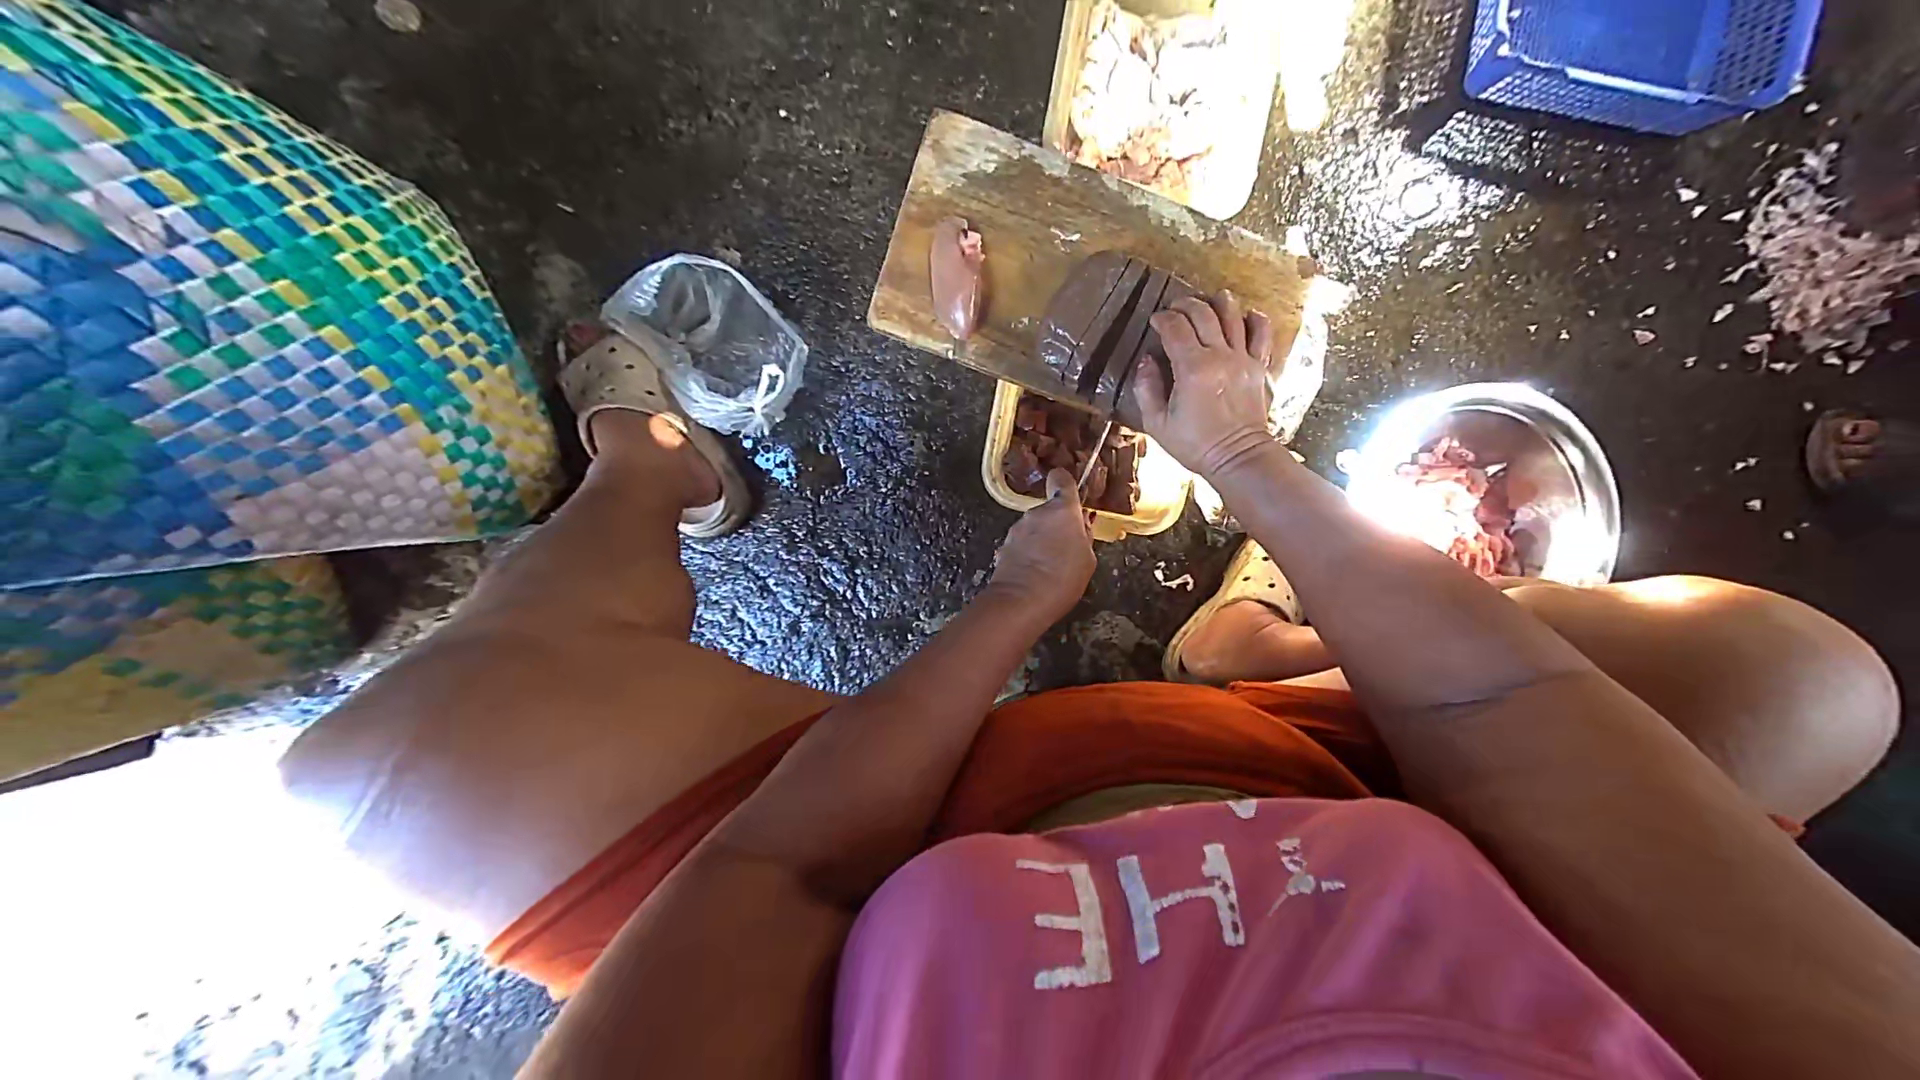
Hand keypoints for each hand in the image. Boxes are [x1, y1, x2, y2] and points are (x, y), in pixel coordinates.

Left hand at [990, 468, 1095, 618]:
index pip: (1061, 479)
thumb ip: (1084, 536)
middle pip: (1049, 510)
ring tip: (1052, 566)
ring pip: (1035, 527)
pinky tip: (1036, 572)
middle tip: (1068, 548)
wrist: (1021, 601)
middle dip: (1058, 524)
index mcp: (1062, 510)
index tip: (1072, 495)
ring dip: (1042, 540)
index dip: (1066, 483)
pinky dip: (1029, 552)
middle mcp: (1036, 513)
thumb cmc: (1062, 579)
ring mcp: (1017, 529)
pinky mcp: (1004, 545)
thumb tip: (1081, 526)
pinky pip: (1022, 543)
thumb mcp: (1088, 559)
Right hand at [1131, 290, 1278, 477]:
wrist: (1237, 458)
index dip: (1162, 319)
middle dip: (1185, 305)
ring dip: (1219, 303)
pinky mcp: (1259, 367)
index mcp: (1192, 369)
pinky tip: (1246, 315)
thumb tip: (1146, 361)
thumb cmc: (1194, 445)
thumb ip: (1146, 389)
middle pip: (1203, 314)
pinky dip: (1255, 319)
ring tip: (1210, 299)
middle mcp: (1220, 356)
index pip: (1175, 328)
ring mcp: (1243, 359)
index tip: (1155, 321)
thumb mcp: (1157, 423)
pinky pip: (1262, 333)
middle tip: (1175, 308)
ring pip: (1233, 316)